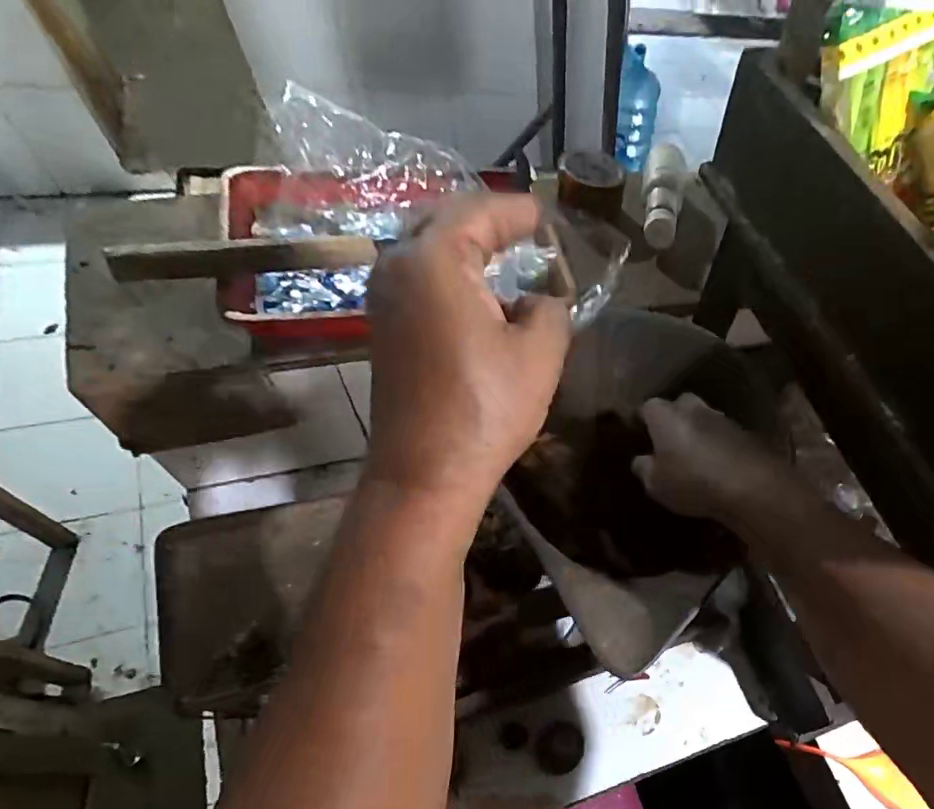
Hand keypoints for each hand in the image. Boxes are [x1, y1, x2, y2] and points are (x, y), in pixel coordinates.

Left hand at [364, 194, 571, 507]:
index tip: (547, 216)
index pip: (479, 210)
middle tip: (527, 238)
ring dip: (467, 256)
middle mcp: (396, 267)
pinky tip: (479, 303)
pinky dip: (450, 283)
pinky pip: (419, 286)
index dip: (519, 211)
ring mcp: (383, 302)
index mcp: (433, 258)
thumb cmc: (486, 409)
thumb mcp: (540, 353)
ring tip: (507, 267)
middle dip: (488, 226)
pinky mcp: (383, 333)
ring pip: (427, 256)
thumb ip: (550, 309)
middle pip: (445, 225)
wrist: (426, 474)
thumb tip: (537, 301)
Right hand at [632, 393, 801, 526]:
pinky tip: (716, 466)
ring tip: (693, 457)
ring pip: (703, 420)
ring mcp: (723, 419)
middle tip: (668, 443)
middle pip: (679, 406)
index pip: (647, 407)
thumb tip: (640, 460)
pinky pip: (723, 436)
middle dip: (673, 420)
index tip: (639, 434)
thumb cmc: (692, 481)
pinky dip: (717, 446)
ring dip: (697, 433)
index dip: (642, 420)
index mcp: (666, 416)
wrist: (751, 486)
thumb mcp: (656, 484)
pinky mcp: (745, 434)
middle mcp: (693, 408)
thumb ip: (643, 469)